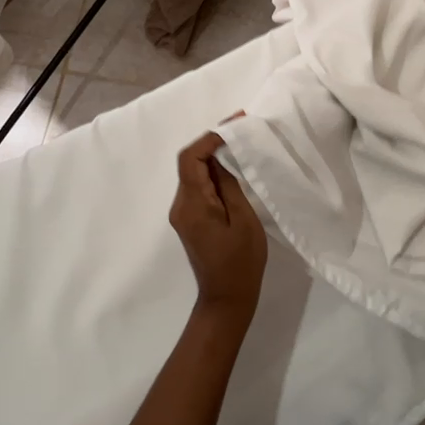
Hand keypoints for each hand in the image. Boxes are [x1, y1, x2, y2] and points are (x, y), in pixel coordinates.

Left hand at [170, 131, 266, 322]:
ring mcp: (183, 213)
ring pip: (194, 173)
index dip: (210, 136)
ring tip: (241, 146)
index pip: (191, 158)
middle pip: (190, 163)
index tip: (236, 124)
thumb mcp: (244, 219)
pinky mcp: (190, 220)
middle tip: (242, 130)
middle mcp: (180, 205)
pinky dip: (213, 173)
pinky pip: (198, 187)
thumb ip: (229, 185)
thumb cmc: (240, 262)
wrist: (226, 299)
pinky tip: (233, 171)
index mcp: (192, 204)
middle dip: (213, 143)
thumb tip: (221, 157)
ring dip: (214, 157)